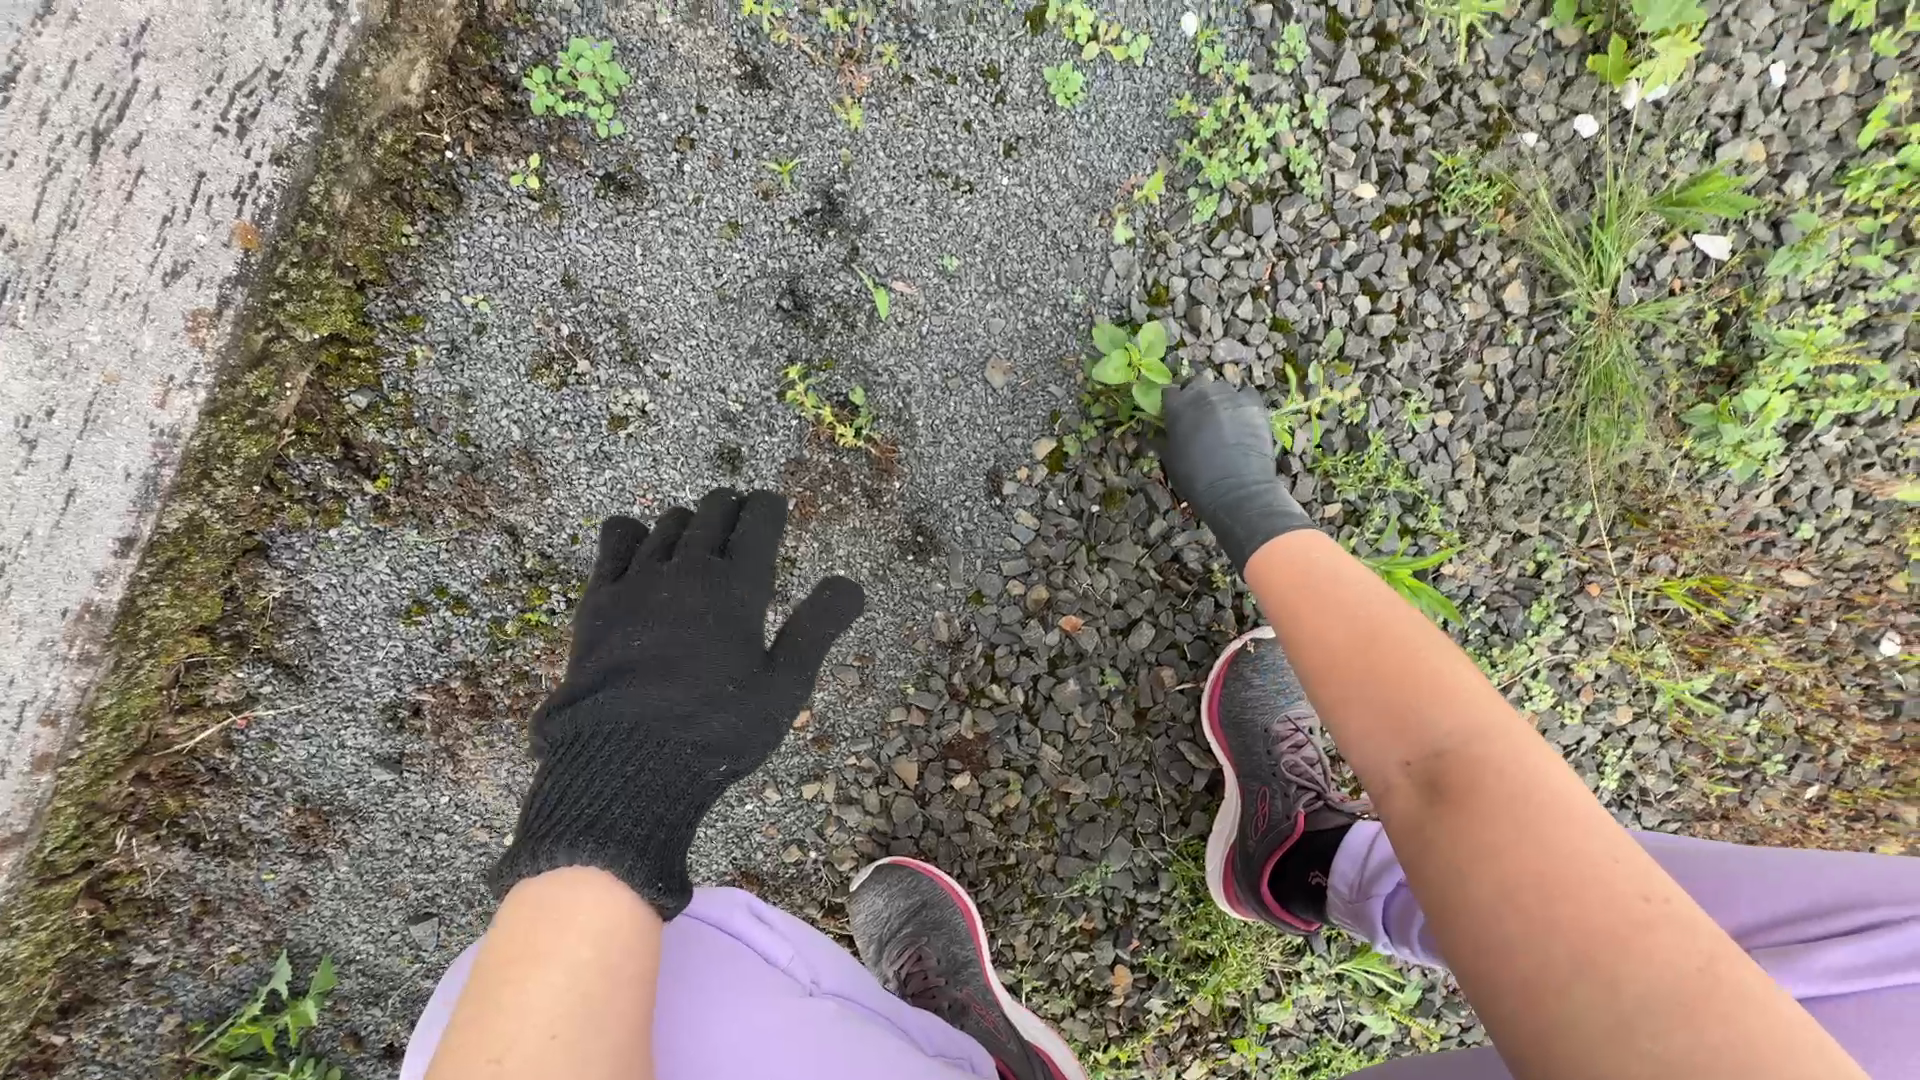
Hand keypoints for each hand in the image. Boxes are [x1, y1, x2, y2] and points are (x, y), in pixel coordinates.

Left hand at [491, 489, 864, 917]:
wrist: (624, 762)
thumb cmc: (718, 729)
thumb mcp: (784, 686)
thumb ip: (817, 628)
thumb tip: (852, 582)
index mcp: (738, 587)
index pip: (758, 521)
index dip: (769, 507)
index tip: (774, 506)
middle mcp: (689, 570)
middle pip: (712, 513)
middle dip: (731, 507)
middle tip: (740, 514)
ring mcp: (639, 581)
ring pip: (668, 524)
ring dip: (689, 520)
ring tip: (698, 530)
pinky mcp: (600, 601)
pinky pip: (616, 543)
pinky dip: (633, 532)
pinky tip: (637, 538)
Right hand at [1160, 378, 1314, 570]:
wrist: (1235, 489)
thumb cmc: (1195, 478)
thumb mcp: (1170, 460)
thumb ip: (1161, 441)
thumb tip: (1150, 436)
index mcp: (1177, 406)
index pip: (1169, 392)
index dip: (1172, 402)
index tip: (1174, 414)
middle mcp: (1202, 393)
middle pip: (1196, 383)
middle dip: (1195, 395)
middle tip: (1198, 415)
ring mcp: (1230, 396)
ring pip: (1222, 387)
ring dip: (1219, 398)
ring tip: (1222, 417)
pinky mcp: (1254, 403)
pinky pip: (1246, 394)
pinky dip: (1243, 402)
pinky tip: (1242, 417)